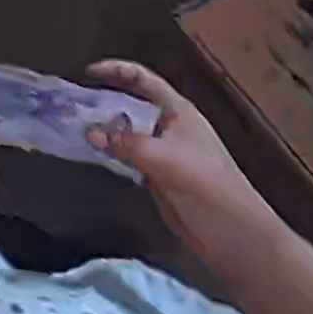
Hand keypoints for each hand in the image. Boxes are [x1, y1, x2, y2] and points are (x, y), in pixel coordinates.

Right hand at [86, 59, 282, 261]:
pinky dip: (110, 152)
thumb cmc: (209, 189)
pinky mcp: (158, 177)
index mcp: (178, 111)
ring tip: (74, 124)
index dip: (117, 71)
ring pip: (128, 131)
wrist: (239, 242)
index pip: (143, 79)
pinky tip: (92, 153)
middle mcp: (168, 125)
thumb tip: (90, 131)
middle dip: (105, 99)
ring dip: (105, 128)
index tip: (88, 73)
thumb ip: (128, 145)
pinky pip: (128, 157)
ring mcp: (163, 152)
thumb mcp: (167, 162)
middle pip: (132, 103)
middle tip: (73, 102)